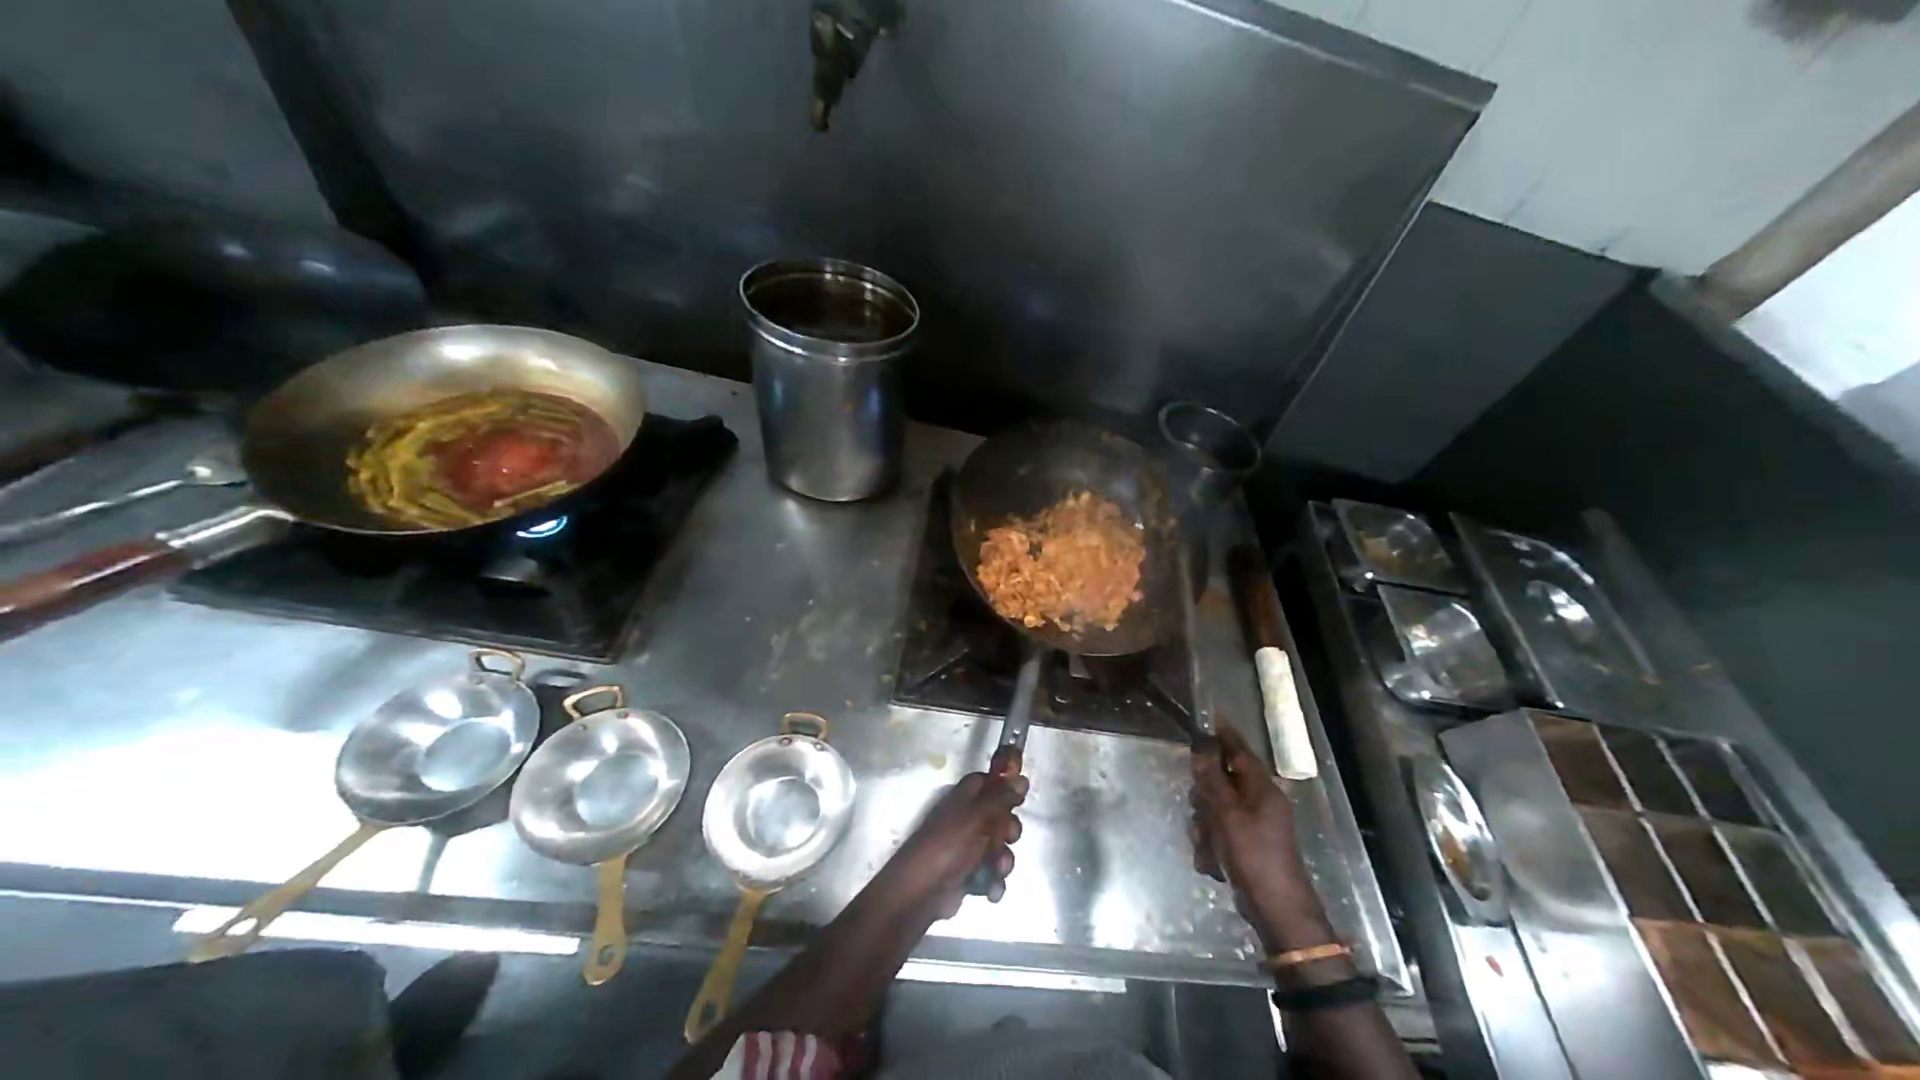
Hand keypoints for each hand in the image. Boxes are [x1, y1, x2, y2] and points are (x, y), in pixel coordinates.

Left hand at [879, 747, 1027, 919]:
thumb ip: (1001, 798)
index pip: (985, 782)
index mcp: (963, 799)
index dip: (1003, 786)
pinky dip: (993, 882)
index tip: (1020, 795)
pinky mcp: (968, 874)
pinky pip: (991, 873)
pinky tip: (990, 891)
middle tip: (1009, 837)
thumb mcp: (978, 816)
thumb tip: (1022, 778)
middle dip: (1009, 830)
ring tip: (996, 871)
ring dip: (1002, 861)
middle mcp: (965, 819)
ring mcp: (967, 848)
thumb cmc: (948, 844)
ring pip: (999, 847)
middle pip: (998, 816)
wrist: (921, 890)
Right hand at [1190, 724, 1328, 948]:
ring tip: (1209, 847)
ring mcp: (1252, 826)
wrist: (1275, 908)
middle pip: (1220, 782)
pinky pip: (1217, 835)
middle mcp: (1259, 803)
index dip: (1223, 736)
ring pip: (1214, 811)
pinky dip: (1211, 848)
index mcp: (1262, 789)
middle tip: (1201, 810)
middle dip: (1204, 798)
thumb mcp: (1227, 813)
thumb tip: (1201, 747)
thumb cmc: (1254, 854)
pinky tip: (1213, 864)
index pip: (1240, 751)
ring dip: (1205, 828)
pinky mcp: (1244, 847)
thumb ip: (1212, 779)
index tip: (1207, 719)